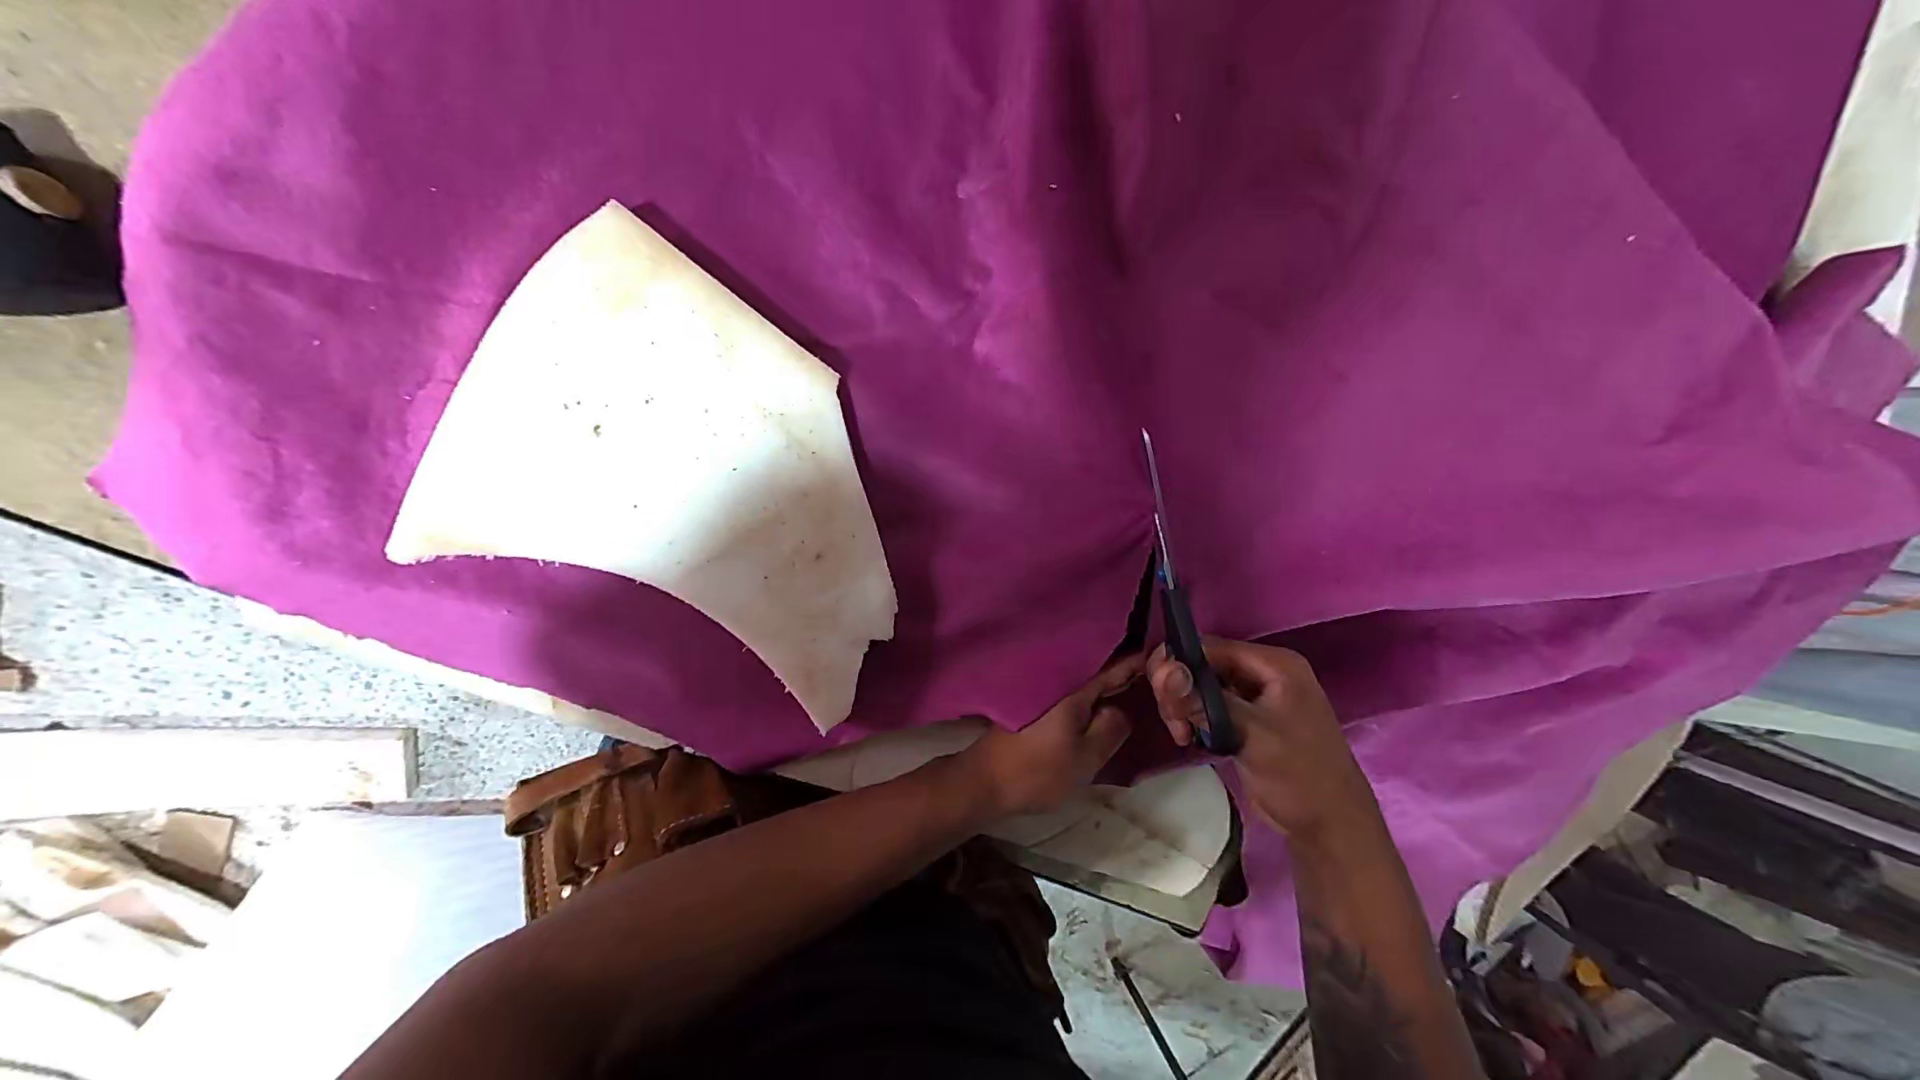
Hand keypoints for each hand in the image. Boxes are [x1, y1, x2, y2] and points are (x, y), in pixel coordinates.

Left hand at [958, 655, 1142, 816]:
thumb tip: (1120, 709)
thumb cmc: (1037, 771)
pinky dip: (1085, 697)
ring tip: (1132, 690)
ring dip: (1104, 685)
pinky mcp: (1033, 706)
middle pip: (1097, 670)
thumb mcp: (1086, 757)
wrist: (985, 782)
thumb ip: (1111, 729)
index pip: (1113, 667)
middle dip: (1124, 672)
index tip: (1162, 658)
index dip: (1138, 662)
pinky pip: (1068, 693)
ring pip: (1082, 682)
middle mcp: (1058, 682)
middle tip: (1153, 679)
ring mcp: (1043, 693)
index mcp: (1073, 689)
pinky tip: (1097, 707)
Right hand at [1146, 637, 1379, 840]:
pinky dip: (1194, 717)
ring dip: (1183, 706)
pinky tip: (1190, 738)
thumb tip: (1161, 669)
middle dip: (1179, 690)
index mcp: (1274, 664)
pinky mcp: (1247, 717)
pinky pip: (1209, 704)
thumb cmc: (1298, 775)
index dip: (1178, 664)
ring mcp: (1256, 695)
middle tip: (1174, 725)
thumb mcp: (1249, 733)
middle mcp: (1264, 671)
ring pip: (1201, 684)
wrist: (1330, 826)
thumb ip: (1203, 700)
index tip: (1160, 697)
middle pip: (1202, 664)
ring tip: (1182, 735)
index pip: (1209, 646)